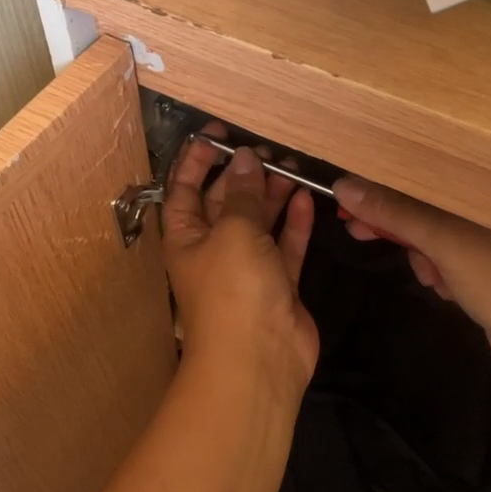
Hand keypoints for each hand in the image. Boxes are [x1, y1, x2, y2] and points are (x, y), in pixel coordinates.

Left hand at [163, 125, 318, 397]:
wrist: (258, 359)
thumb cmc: (233, 288)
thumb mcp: (234, 232)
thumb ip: (243, 195)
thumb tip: (246, 159)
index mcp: (185, 236)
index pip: (184, 189)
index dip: (197, 160)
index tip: (217, 132)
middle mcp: (213, 249)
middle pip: (224, 203)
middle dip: (243, 175)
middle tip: (268, 149)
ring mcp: (247, 268)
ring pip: (258, 222)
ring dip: (272, 195)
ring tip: (292, 166)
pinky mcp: (278, 285)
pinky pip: (285, 246)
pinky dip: (293, 223)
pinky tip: (306, 198)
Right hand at [332, 176, 490, 380]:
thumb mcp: (444, 242)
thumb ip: (394, 213)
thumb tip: (344, 185)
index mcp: (490, 187)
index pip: (425, 174)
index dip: (383, 184)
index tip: (348, 199)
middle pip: (428, 204)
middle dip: (396, 225)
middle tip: (358, 233)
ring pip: (437, 236)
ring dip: (424, 256)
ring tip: (433, 278)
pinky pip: (453, 259)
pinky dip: (443, 272)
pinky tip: (448, 290)